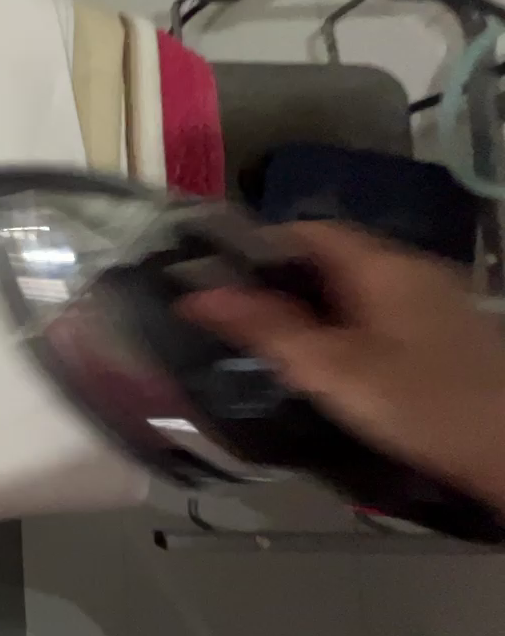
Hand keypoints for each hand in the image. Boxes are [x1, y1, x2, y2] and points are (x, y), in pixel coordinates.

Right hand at [180, 221, 504, 510]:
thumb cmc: (422, 404)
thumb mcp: (327, 367)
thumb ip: (260, 325)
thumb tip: (191, 296)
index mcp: (384, 268)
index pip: (306, 231)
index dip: (253, 246)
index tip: (211, 274)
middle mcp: (414, 272)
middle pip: (327, 257)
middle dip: (273, 278)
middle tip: (227, 309)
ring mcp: (436, 302)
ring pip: (349, 284)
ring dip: (303, 301)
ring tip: (262, 332)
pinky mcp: (445, 333)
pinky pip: (372, 307)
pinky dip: (335, 319)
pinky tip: (318, 353)